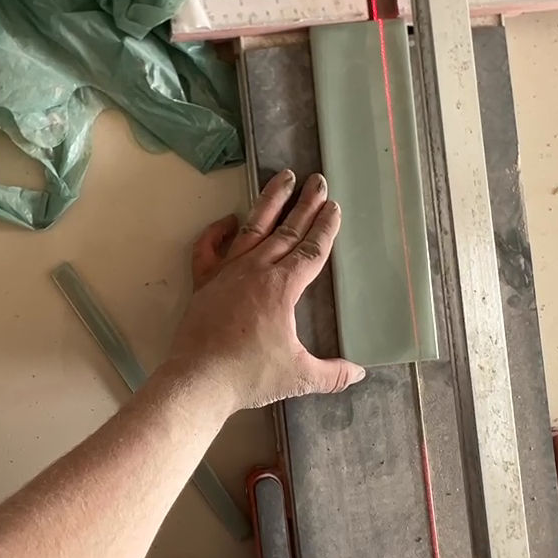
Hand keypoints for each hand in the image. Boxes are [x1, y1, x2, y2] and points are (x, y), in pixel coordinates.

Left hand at [160, 170, 366, 411]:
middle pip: (286, 230)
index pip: (311, 250)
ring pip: (252, 228)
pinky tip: (228, 220)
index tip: (334, 206)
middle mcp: (255, 271)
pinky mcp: (204, 282)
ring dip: (269, 202)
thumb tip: (359, 374)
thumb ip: (332, 374)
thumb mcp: (298, 376)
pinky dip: (216, 231)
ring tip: (282, 178)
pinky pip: (208, 249)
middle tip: (317, 180)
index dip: (325, 228)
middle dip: (305, 204)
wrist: (198, 379)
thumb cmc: (248, 374)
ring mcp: (226, 273)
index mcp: (282, 287)